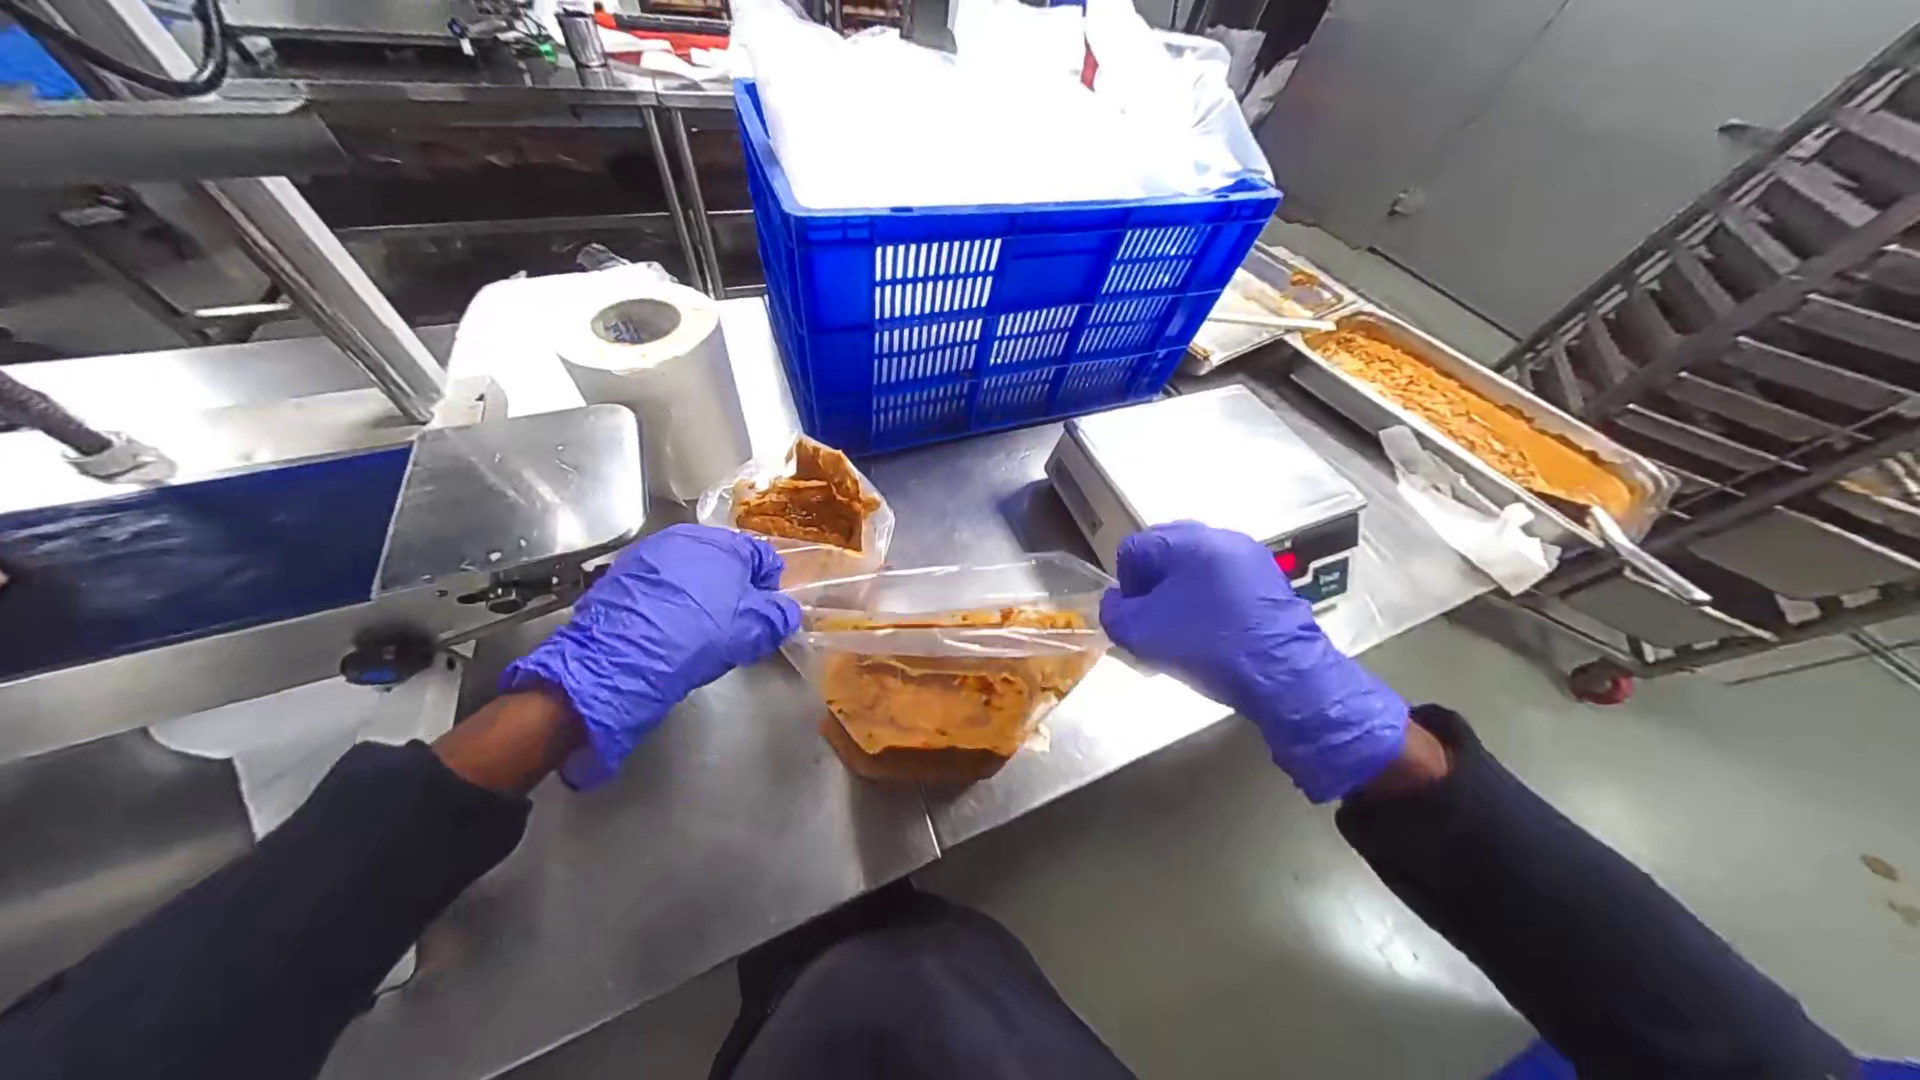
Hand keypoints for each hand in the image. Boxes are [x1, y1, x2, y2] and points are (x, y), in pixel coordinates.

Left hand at [502, 524, 799, 789]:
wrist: (617, 661)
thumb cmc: (696, 638)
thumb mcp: (752, 632)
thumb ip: (779, 615)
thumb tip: (787, 611)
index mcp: (723, 543)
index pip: (762, 556)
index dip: (768, 586)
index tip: (763, 613)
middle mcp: (686, 538)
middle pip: (725, 560)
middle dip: (733, 588)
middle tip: (732, 623)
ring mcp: (650, 553)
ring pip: (691, 571)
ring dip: (701, 593)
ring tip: (698, 628)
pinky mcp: (622, 574)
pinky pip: (661, 583)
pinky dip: (671, 599)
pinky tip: (668, 627)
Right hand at [1098, 521, 1407, 801]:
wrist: (1285, 676)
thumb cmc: (1206, 646)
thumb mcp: (1140, 633)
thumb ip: (1112, 612)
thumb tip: (1116, 603)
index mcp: (1185, 539)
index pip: (1132, 549)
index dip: (1124, 585)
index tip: (1133, 616)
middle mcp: (1219, 536)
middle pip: (1166, 554)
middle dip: (1152, 587)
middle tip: (1153, 622)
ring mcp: (1250, 556)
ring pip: (1196, 568)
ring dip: (1181, 594)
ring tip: (1183, 630)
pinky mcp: (1270, 580)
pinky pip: (1224, 582)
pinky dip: (1210, 601)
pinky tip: (1213, 633)